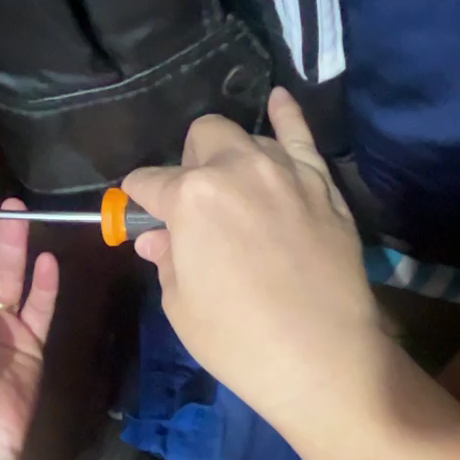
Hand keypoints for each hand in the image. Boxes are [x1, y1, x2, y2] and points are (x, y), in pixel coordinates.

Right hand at [122, 89, 392, 436]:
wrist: (320, 357)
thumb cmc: (236, 340)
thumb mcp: (181, 306)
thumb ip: (168, 260)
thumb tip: (157, 239)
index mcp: (190, 198)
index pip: (148, 183)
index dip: (137, 200)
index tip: (138, 216)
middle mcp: (236, 169)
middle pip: (202, 139)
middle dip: (187, 164)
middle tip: (190, 207)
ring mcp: (285, 171)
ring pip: (248, 137)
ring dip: (229, 156)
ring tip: (229, 186)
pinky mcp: (322, 185)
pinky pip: (302, 135)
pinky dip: (286, 116)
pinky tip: (278, 103)